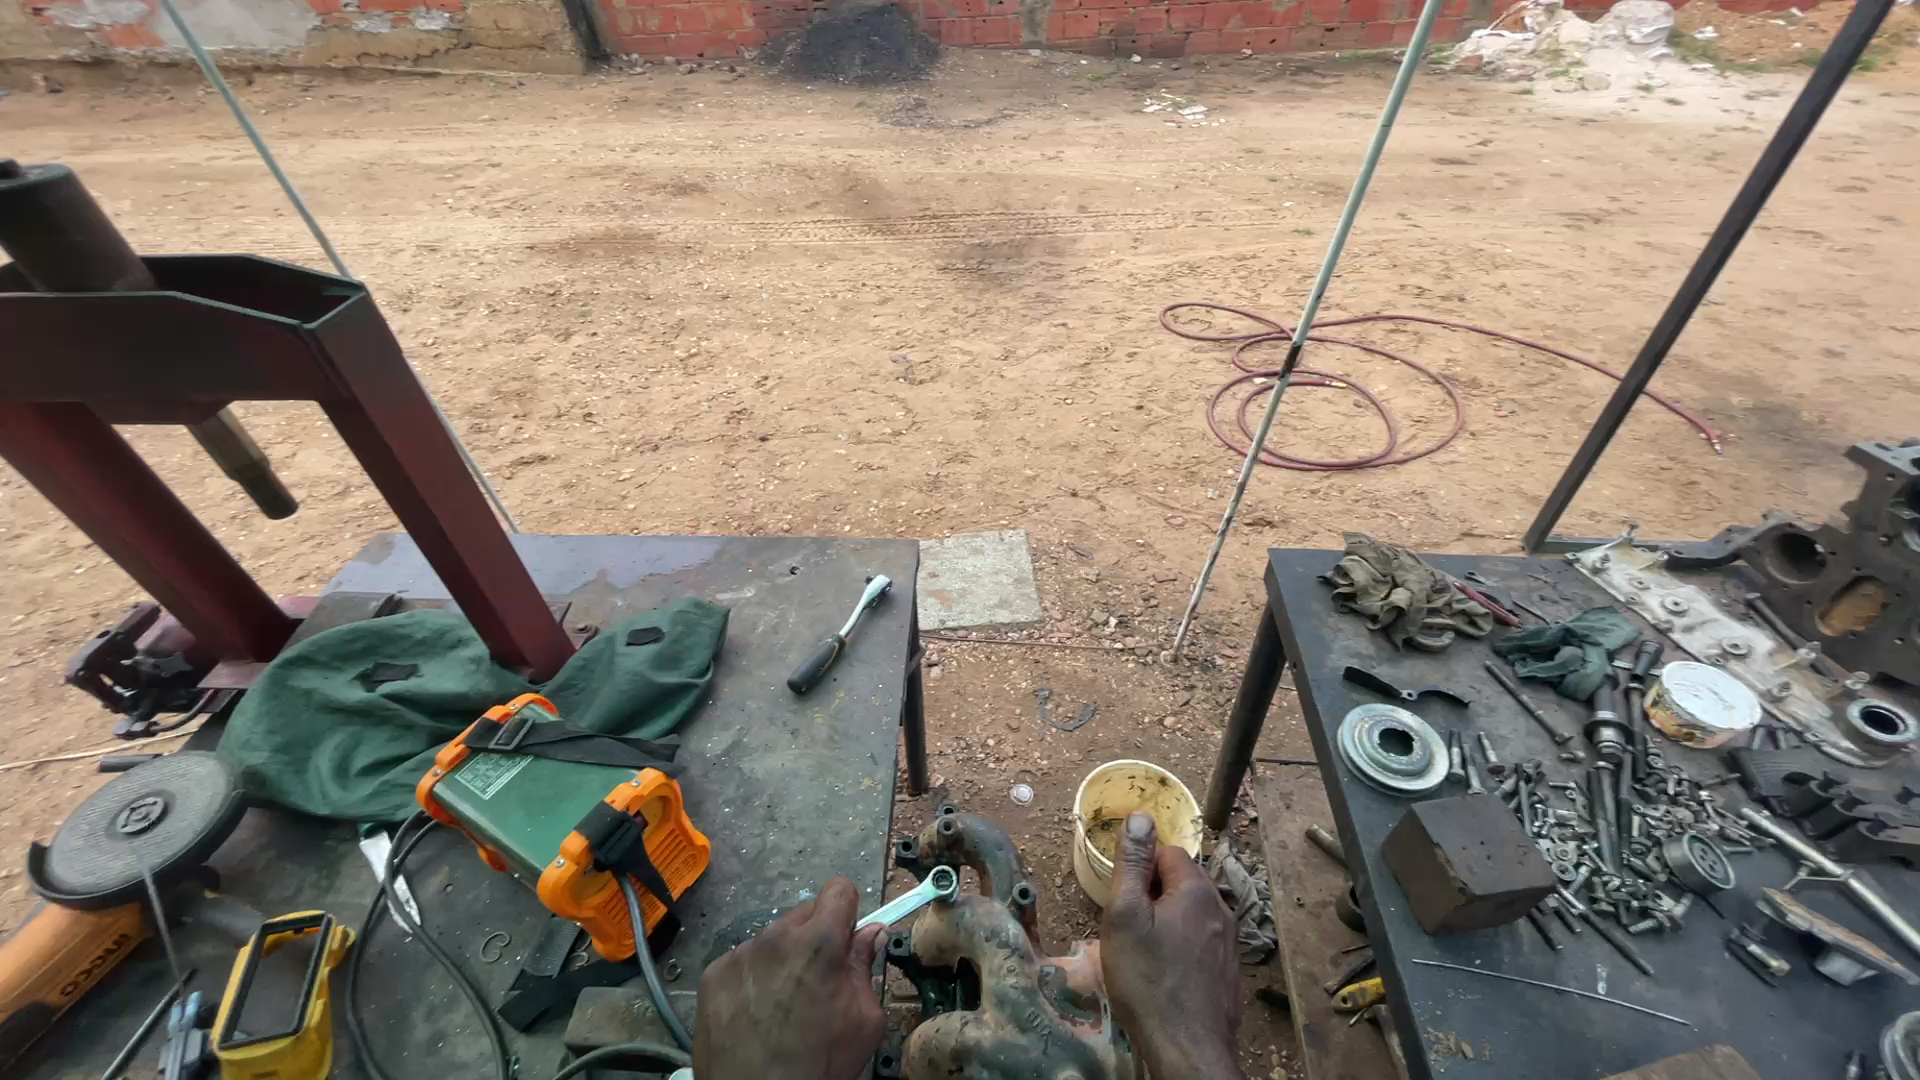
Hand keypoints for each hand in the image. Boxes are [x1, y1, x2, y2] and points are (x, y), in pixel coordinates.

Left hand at [695, 876, 887, 1079]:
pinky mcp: (713, 975)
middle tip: (815, 979)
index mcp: (820, 941)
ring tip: (781, 1002)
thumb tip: (872, 932)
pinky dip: (752, 977)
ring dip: (782, 957)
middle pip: (804, 913)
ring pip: (772, 937)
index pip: (840, 889)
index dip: (846, 911)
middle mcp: (778, 936)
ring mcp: (741, 954)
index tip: (845, 936)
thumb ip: (866, 966)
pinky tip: (755, 1012)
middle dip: (814, 937)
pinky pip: (742, 960)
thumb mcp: (864, 1021)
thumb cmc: (818, 1068)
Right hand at [1101, 812, 1245, 1079]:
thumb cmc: (1148, 980)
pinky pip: (1201, 941)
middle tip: (1129, 927)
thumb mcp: (1125, 915)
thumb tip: (1140, 817)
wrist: (1188, 1053)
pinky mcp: (1229, 972)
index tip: (1124, 900)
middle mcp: (1221, 909)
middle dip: (1154, 894)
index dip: (1140, 871)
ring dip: (1167, 921)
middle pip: (1181, 880)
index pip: (1166, 852)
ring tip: (1144, 952)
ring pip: (1191, 912)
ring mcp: (1229, 943)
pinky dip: (1182, 946)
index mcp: (1197, 889)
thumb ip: (1133, 863)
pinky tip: (1166, 974)